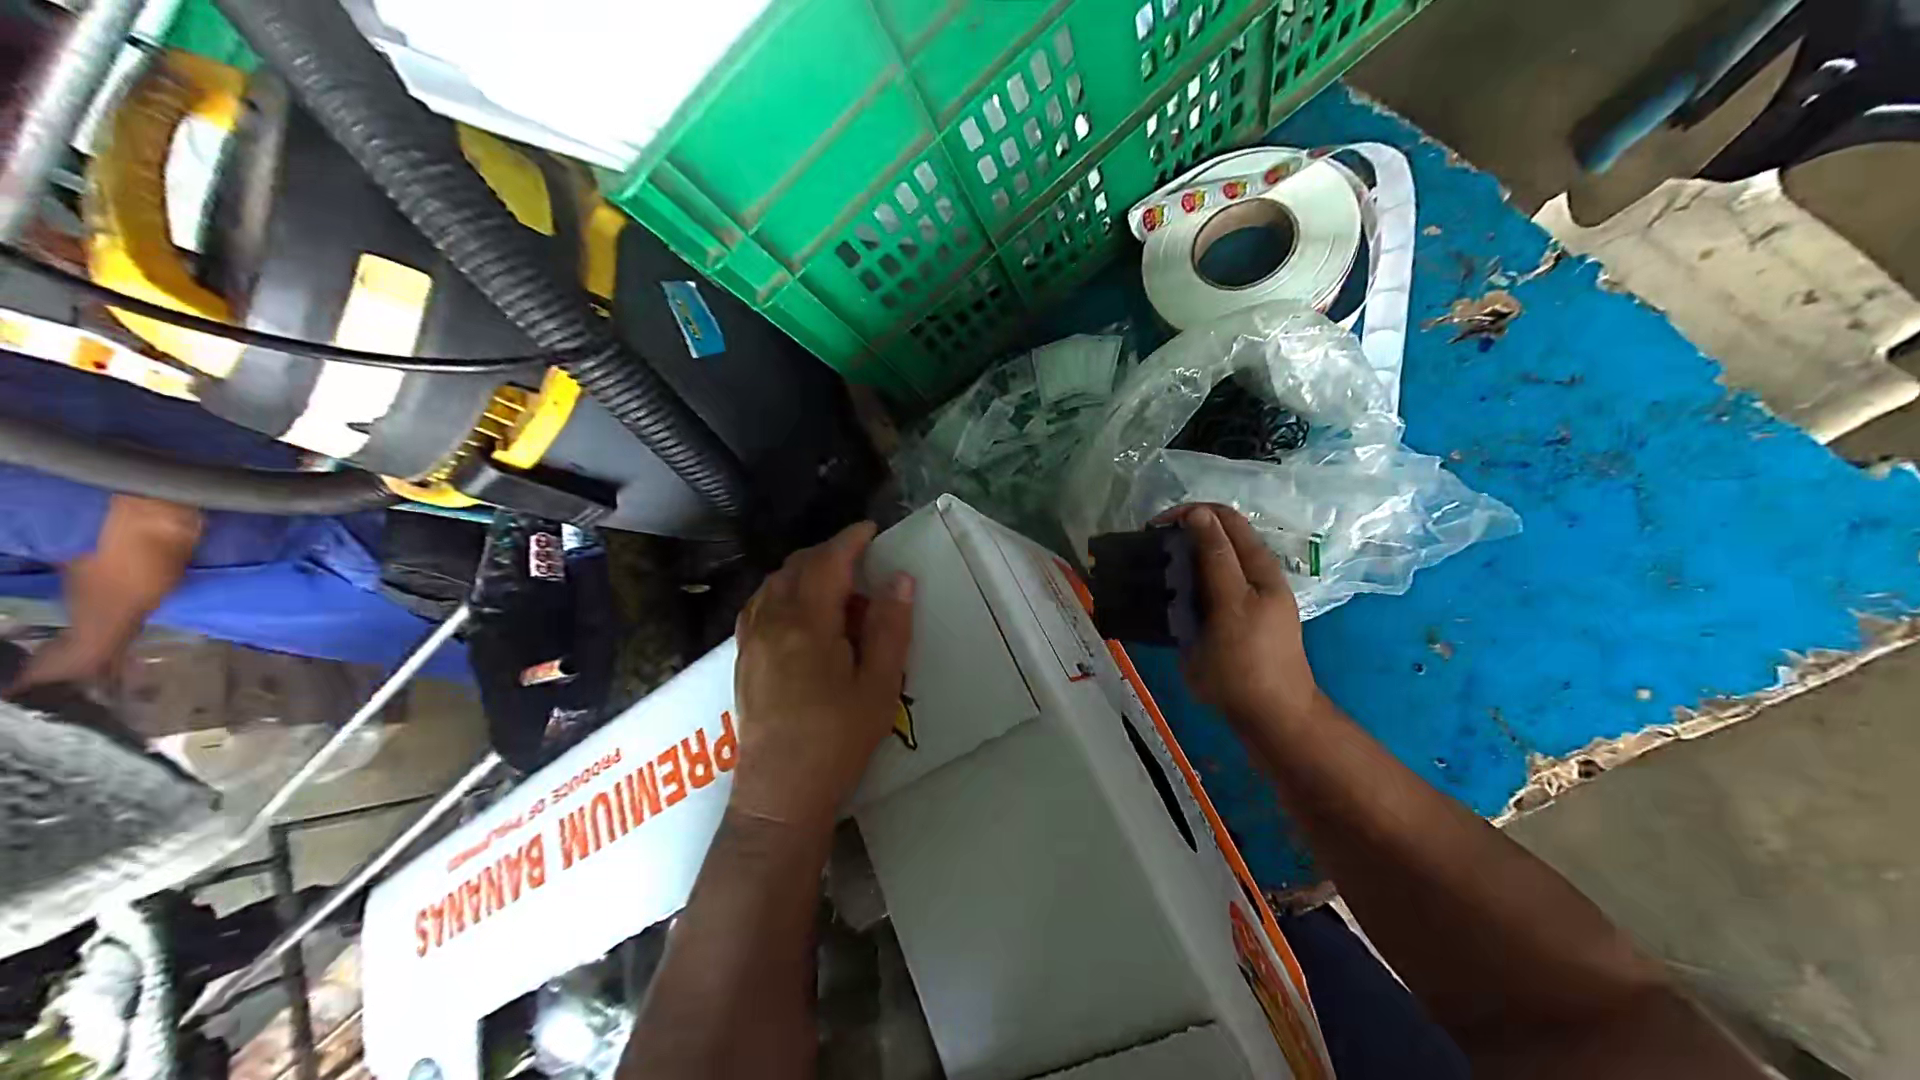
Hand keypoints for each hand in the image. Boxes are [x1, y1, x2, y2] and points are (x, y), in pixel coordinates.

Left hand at [730, 522, 914, 832]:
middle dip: (828, 554)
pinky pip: (759, 606)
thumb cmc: (837, 741)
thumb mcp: (879, 686)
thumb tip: (899, 578)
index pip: (828, 562)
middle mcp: (771, 622)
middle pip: (796, 567)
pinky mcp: (742, 660)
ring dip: (804, 572)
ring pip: (773, 584)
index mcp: (806, 624)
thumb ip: (890, 628)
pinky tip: (801, 614)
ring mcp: (750, 641)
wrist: (780, 795)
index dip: (851, 540)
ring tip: (836, 588)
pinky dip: (782, 593)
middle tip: (861, 562)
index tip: (872, 530)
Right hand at [1173, 504, 1321, 729]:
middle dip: (1179, 536)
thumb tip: (1197, 514)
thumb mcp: (1230, 604)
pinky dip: (1182, 586)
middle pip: (1214, 539)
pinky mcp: (1229, 620)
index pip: (1222, 518)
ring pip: (1206, 565)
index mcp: (1256, 566)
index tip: (1153, 529)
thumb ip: (1215, 557)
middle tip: (1148, 552)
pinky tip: (1166, 600)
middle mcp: (1250, 576)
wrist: (1270, 717)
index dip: (1188, 514)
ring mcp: (1241, 599)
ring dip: (1178, 562)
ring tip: (1151, 575)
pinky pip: (1202, 590)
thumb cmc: (1248, 662)